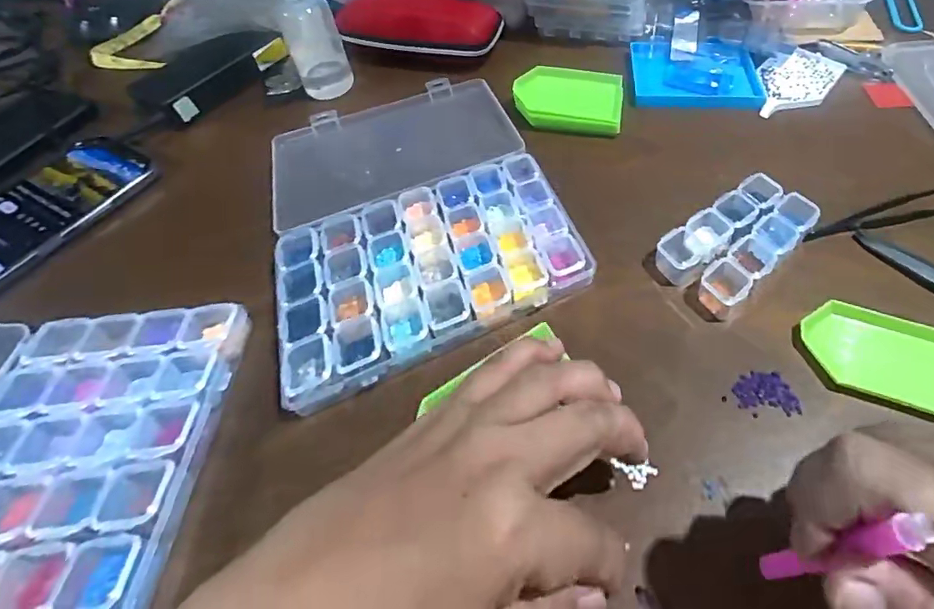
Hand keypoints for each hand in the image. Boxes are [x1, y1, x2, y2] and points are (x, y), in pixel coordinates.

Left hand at [182, 336, 647, 608]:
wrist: (295, 597)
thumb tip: (597, 594)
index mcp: (515, 528)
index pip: (594, 542)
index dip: (614, 564)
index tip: (612, 578)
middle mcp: (502, 457)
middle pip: (586, 423)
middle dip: (625, 432)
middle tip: (638, 450)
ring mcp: (469, 423)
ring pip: (548, 376)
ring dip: (588, 378)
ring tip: (610, 392)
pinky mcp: (439, 410)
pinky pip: (496, 365)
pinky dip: (531, 352)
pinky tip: (551, 349)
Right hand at [786, 423, 933, 608]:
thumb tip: (838, 583)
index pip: (857, 463)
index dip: (815, 505)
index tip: (819, 564)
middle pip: (863, 442)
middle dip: (833, 500)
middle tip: (853, 574)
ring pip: (892, 439)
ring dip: (868, 492)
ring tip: (899, 562)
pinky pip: (932, 447)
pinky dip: (906, 483)